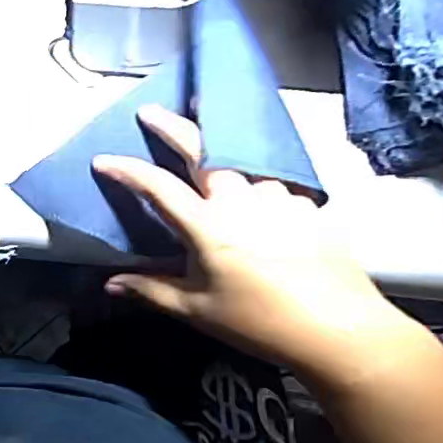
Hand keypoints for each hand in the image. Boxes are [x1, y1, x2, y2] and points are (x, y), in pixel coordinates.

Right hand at [93, 106, 431, 394]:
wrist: (338, 330)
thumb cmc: (258, 322)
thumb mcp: (196, 310)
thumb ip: (151, 290)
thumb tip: (111, 284)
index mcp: (207, 226)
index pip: (157, 187)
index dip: (126, 171)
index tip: (103, 160)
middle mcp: (241, 199)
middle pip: (202, 149)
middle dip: (172, 126)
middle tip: (152, 111)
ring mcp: (278, 195)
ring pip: (242, 161)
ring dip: (221, 150)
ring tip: (208, 143)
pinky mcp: (307, 203)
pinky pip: (273, 181)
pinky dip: (255, 179)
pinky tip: (255, 192)